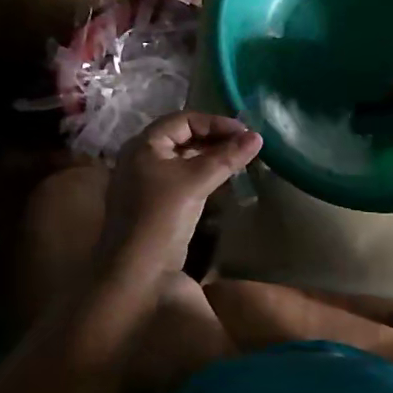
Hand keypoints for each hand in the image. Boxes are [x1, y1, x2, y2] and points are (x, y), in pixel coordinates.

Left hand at [100, 112, 260, 277]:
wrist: (135, 273)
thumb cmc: (161, 218)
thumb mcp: (195, 182)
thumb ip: (226, 158)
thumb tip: (257, 137)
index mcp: (143, 144)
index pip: (183, 119)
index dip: (215, 123)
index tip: (245, 133)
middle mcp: (139, 158)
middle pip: (181, 137)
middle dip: (214, 140)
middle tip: (245, 147)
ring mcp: (143, 183)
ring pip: (181, 160)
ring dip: (208, 158)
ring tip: (237, 163)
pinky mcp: (151, 205)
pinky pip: (178, 180)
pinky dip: (200, 177)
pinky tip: (219, 184)